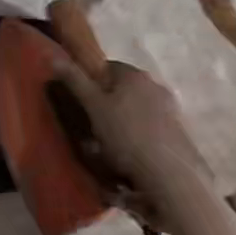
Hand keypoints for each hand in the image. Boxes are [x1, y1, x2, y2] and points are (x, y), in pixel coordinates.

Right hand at [51, 56, 212, 220]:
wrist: (172, 178)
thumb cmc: (126, 136)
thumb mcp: (93, 107)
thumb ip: (74, 80)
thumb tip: (54, 56)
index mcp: (133, 74)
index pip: (107, 67)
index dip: (91, 82)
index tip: (83, 102)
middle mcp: (155, 85)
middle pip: (124, 89)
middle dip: (109, 103)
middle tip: (94, 126)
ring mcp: (172, 109)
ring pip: (138, 109)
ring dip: (125, 121)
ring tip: (112, 148)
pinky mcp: (181, 133)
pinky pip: (152, 128)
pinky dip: (141, 137)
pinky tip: (134, 157)